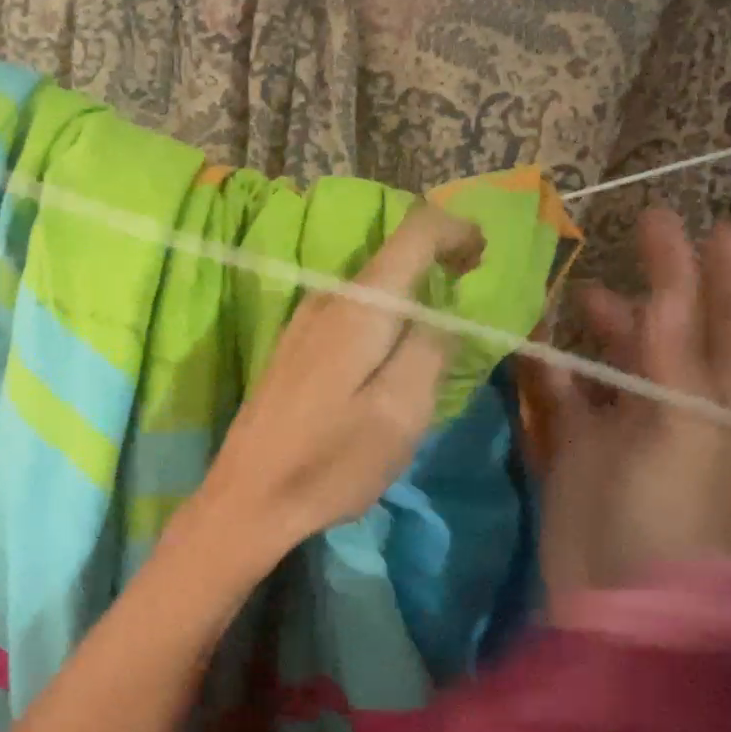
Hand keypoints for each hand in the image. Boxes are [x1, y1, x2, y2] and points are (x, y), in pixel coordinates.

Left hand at [181, 202, 484, 564]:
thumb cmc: (329, 463)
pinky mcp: (289, 355)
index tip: (483, 262)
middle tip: (465, 311)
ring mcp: (299, 328)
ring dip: (406, 305)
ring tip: (432, 345)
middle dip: (435, 271)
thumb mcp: (400, 413)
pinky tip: (386, 368)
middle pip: (390, 259)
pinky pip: (346, 319)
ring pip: (367, 293)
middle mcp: (323, 303)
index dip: (458, 232)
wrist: (247, 500)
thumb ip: (430, 351)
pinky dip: (378, 327)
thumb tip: (440, 316)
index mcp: (357, 307)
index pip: (415, 232)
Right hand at [539, 208, 730, 605]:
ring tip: (572, 294)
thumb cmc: (671, 514)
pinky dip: (545, 378)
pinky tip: (524, 349)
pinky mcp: (576, 463)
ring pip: (611, 371)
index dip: (725, 273)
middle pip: (670, 340)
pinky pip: (561, 406)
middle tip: (629, 243)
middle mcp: (680, 416)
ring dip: (595, 332)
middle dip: (655, 292)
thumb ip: (670, 356)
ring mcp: (624, 440)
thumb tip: (665, 286)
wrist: (619, 601)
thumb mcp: (685, 430)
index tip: (709, 220)